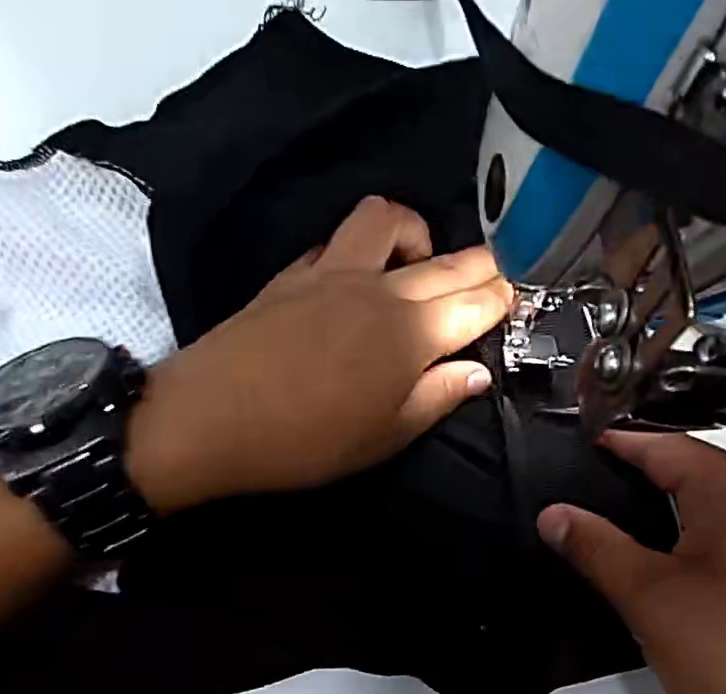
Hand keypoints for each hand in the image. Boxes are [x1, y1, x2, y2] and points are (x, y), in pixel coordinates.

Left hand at [126, 196, 512, 512]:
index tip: (513, 304)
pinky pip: (338, 240)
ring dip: (417, 234)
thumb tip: (477, 371)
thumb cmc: (308, 441)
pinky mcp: (294, 273)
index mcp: (412, 334)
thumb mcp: (386, 437)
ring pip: (387, 219)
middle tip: (490, 284)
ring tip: (419, 269)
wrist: (212, 418)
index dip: (502, 301)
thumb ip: (438, 397)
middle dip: (482, 266)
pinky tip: (355, 281)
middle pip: (447, 259)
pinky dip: (360, 250)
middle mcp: (381, 289)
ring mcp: (333, 271)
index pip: (476, 303)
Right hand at [534, 432, 725, 693]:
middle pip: (700, 479)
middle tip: (593, 495)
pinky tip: (680, 590)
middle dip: (643, 483)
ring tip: (626, 543)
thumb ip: (597, 548)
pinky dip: (704, 559)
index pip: (669, 446)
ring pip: (723, 521)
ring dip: (675, 526)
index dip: (618, 442)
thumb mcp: (653, 600)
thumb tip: (556, 515)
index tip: (581, 440)